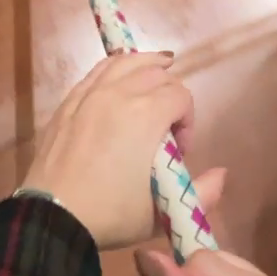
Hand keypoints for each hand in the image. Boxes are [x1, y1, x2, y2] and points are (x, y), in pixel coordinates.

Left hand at [19, 51, 196, 250]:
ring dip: (146, 66)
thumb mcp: (160, 213)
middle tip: (166, 125)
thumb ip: (201, 194)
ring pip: (126, 61)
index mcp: (147, 115)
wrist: (54, 214)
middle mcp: (121, 93)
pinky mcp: (71, 98)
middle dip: (170, 94)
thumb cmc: (111, 213)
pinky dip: (116, 67)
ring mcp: (92, 92)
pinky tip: (120, 73)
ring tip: (156, 72)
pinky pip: (99, 69)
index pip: (181, 95)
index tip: (179, 150)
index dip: (188, 120)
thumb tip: (222, 174)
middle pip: (156, 74)